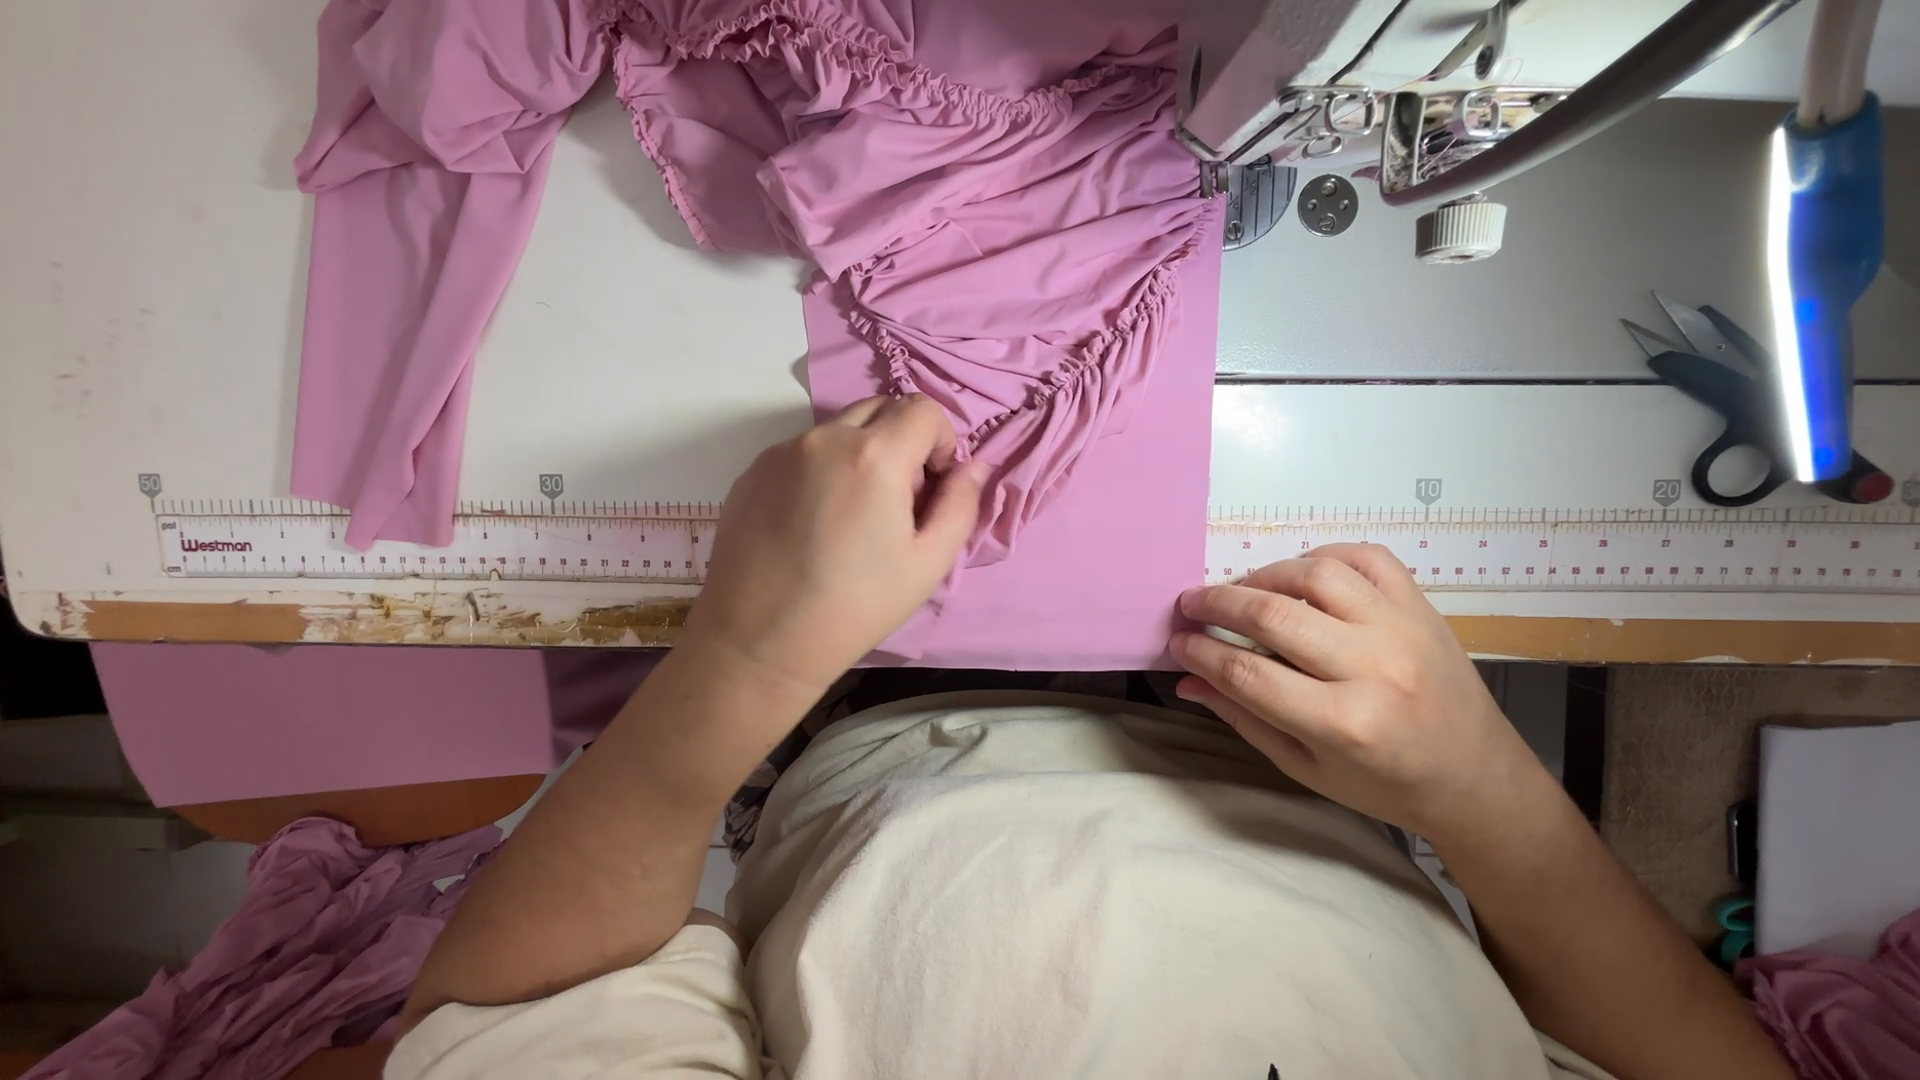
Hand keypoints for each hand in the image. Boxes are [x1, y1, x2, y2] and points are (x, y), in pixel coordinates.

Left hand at [682, 395, 986, 697]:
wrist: (759, 641)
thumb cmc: (855, 607)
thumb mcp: (928, 564)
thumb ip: (960, 505)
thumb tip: (972, 467)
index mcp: (874, 456)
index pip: (923, 409)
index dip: (941, 441)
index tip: (932, 485)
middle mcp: (824, 438)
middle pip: (881, 408)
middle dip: (903, 440)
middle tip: (899, 499)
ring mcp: (781, 452)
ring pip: (839, 429)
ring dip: (861, 453)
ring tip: (852, 516)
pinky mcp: (751, 471)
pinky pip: (802, 452)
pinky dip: (822, 470)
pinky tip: (813, 524)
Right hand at [1169, 543, 1551, 844]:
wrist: (1476, 779)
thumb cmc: (1384, 783)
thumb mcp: (1304, 766)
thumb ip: (1243, 717)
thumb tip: (1187, 680)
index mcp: (1343, 724)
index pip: (1248, 673)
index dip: (1201, 653)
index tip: (1178, 642)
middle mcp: (1374, 669)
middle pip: (1274, 616)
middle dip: (1218, 604)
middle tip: (1190, 604)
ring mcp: (1403, 630)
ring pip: (1317, 575)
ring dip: (1265, 575)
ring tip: (1244, 590)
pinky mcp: (1423, 607)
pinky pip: (1367, 557)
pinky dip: (1324, 556)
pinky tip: (1301, 576)